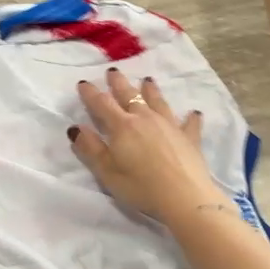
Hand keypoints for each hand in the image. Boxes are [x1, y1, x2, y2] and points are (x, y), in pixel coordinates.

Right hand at [69, 68, 230, 222]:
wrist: (184, 197)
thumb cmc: (141, 187)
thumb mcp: (107, 172)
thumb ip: (91, 149)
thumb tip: (76, 128)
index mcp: (122, 126)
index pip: (102, 104)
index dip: (91, 94)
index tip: (83, 83)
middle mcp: (145, 119)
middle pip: (130, 95)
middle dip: (119, 83)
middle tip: (113, 71)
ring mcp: (170, 126)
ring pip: (158, 102)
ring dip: (151, 90)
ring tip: (147, 80)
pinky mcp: (189, 138)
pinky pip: (189, 123)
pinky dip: (190, 117)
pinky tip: (194, 113)